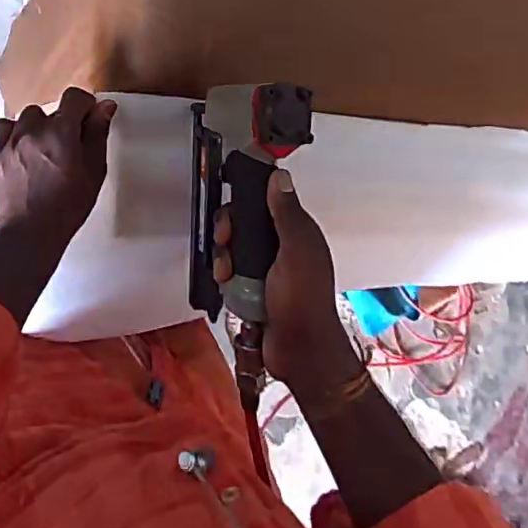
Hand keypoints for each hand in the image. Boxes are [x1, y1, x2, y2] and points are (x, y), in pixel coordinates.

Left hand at [0, 88, 117, 323]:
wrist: (29, 234)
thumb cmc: (66, 207)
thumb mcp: (94, 172)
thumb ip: (97, 135)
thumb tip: (104, 107)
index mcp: (61, 132)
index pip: (74, 97)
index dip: (85, 105)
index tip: (89, 118)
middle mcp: (33, 130)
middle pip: (51, 109)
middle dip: (62, 122)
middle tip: (69, 147)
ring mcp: (11, 141)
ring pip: (27, 118)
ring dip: (38, 127)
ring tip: (45, 150)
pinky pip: (3, 128)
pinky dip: (13, 132)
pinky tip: (22, 148)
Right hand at [214, 169, 361, 395]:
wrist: (298, 350)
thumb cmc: (302, 300)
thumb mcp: (295, 251)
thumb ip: (286, 214)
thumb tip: (280, 176)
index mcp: (297, 232)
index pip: (266, 202)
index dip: (247, 202)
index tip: (235, 208)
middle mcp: (281, 247)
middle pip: (244, 224)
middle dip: (230, 231)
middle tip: (226, 243)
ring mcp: (266, 268)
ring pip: (234, 247)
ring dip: (225, 256)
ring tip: (228, 271)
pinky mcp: (252, 286)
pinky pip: (231, 271)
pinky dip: (225, 275)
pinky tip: (228, 282)